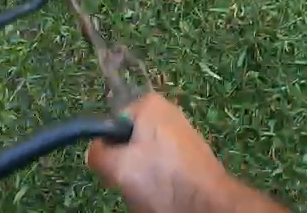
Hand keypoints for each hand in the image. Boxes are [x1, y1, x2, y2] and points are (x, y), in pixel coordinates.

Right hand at [86, 94, 230, 212]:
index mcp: (149, 103)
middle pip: (131, 143)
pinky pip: (166, 170)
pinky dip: (163, 185)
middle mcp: (167, 112)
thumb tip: (96, 150)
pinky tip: (168, 198)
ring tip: (154, 195)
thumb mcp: (119, 168)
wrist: (210, 205)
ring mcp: (182, 134)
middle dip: (130, 167)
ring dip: (145, 181)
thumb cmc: (162, 179)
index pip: (114, 125)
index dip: (112, 150)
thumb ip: (98, 154)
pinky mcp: (193, 157)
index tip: (118, 169)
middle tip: (136, 185)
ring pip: (148, 161)